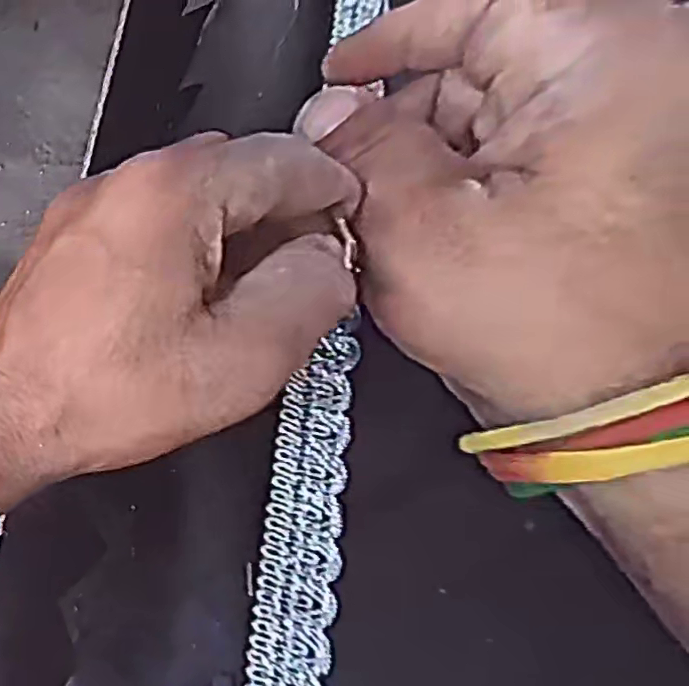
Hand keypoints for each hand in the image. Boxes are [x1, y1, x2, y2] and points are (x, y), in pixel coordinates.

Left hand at [0, 132, 359, 496]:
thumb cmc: (84, 401)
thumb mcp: (243, 357)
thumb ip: (315, 288)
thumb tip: (323, 258)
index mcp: (167, 192)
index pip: (292, 160)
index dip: (330, 208)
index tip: (332, 249)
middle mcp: (110, 191)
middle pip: (229, 178)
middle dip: (266, 229)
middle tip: (273, 292)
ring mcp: (71, 222)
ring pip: (175, 209)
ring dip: (210, 249)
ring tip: (208, 317)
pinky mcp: (49, 254)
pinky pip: (126, 237)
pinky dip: (157, 264)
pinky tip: (155, 319)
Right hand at [298, 0, 688, 423]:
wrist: (605, 385)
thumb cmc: (545, 314)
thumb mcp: (414, 224)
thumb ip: (365, 154)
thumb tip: (329, 116)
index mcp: (601, 64)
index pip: (483, 6)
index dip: (393, 37)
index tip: (337, 69)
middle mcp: (623, 83)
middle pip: (469, 70)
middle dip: (386, 122)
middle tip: (324, 175)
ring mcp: (610, 133)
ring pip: (471, 120)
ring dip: (402, 164)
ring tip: (359, 221)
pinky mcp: (587, 179)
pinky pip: (487, 162)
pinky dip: (431, 189)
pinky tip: (397, 232)